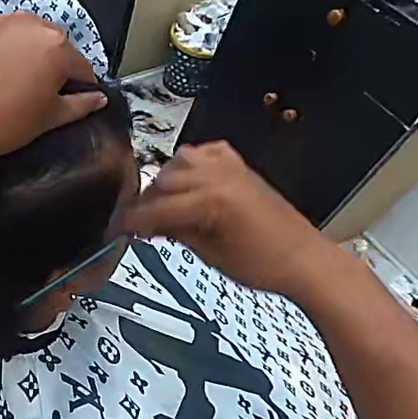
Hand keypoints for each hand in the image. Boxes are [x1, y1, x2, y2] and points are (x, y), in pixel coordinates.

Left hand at [0, 13, 106, 164]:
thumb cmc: (0, 122)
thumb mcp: (50, 118)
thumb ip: (81, 105)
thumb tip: (96, 99)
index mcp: (57, 47)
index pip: (83, 66)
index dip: (83, 86)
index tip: (77, 98)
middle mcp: (31, 26)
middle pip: (57, 47)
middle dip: (55, 68)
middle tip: (42, 97)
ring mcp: (2, 23)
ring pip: (30, 39)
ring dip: (31, 57)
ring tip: (17, 87)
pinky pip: (5, 37)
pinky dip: (7, 52)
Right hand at [122, 141, 346, 298]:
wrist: (301, 258)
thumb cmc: (265, 264)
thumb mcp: (209, 255)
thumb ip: (175, 233)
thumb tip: (148, 225)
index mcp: (210, 201)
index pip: (155, 208)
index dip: (130, 222)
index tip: (116, 230)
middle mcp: (218, 175)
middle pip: (161, 181)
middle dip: (144, 204)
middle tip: (136, 225)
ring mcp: (230, 166)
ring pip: (178, 162)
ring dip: (164, 182)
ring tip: (161, 207)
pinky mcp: (239, 166)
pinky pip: (204, 153)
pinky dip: (190, 165)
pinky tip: (187, 183)